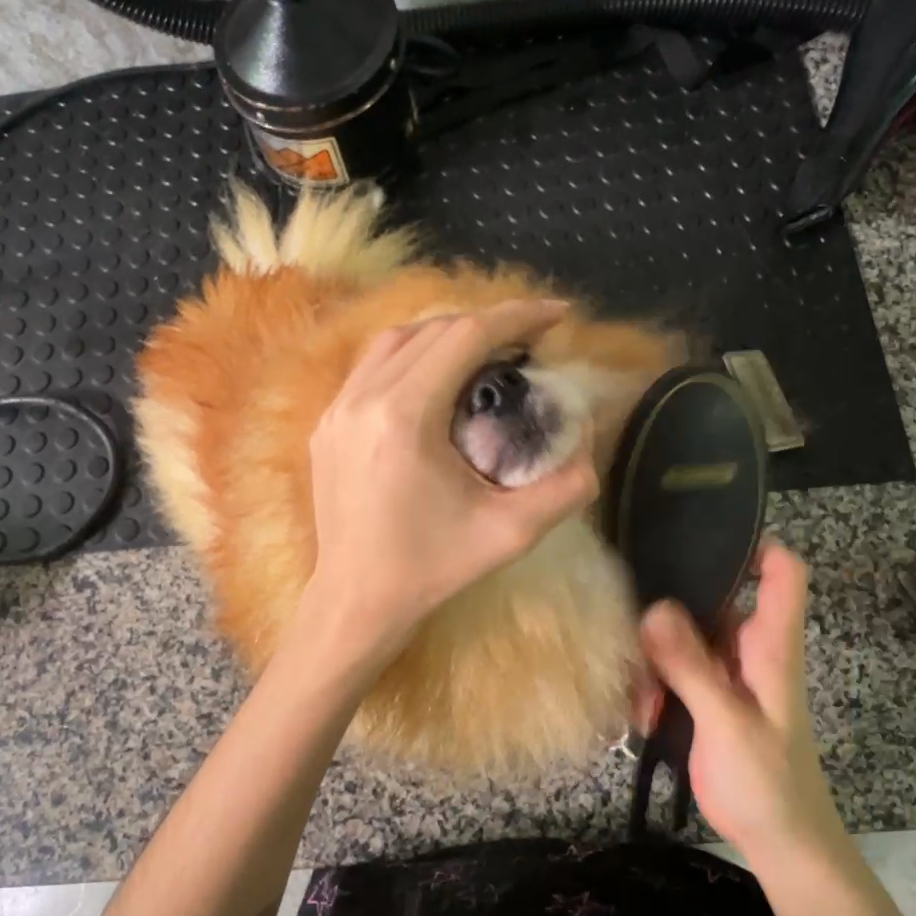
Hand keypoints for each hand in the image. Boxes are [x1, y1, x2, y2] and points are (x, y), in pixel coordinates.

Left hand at [298, 300, 598, 682]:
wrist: (356, 601)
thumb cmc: (432, 568)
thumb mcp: (510, 533)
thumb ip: (565, 487)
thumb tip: (589, 443)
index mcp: (404, 416)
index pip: (466, 336)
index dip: (517, 317)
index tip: (557, 315)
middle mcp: (363, 398)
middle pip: (431, 329)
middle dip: (487, 323)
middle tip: (530, 340)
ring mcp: (336, 409)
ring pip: (395, 341)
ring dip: (445, 334)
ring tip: (488, 351)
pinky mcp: (326, 425)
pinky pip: (371, 368)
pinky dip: (411, 357)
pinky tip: (437, 379)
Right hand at [634, 542, 846, 860]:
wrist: (780, 844)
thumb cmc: (768, 783)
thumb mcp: (728, 724)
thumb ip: (691, 667)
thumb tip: (652, 607)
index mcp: (771, 645)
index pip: (782, 573)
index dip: (755, 543)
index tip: (698, 533)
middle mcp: (747, 647)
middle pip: (710, 598)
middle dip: (667, 614)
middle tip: (632, 640)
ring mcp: (724, 672)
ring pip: (679, 635)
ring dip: (653, 662)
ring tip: (642, 703)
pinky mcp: (704, 696)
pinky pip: (669, 670)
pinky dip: (651, 687)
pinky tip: (642, 718)